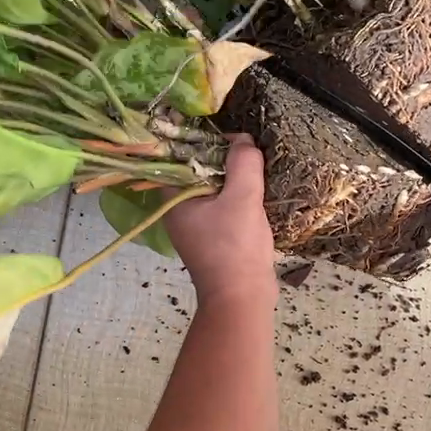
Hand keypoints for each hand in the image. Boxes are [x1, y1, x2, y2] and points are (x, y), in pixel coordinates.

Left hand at [165, 134, 277, 311]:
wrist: (243, 298)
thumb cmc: (235, 248)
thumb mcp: (242, 198)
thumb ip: (242, 163)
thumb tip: (242, 140)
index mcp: (174, 199)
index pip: (176, 158)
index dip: (197, 141)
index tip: (221, 132)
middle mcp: (179, 210)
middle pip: (196, 170)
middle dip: (219, 156)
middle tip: (243, 144)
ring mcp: (197, 225)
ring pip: (212, 188)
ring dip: (231, 176)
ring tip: (252, 160)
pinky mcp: (215, 236)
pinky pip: (223, 204)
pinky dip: (237, 194)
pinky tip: (256, 187)